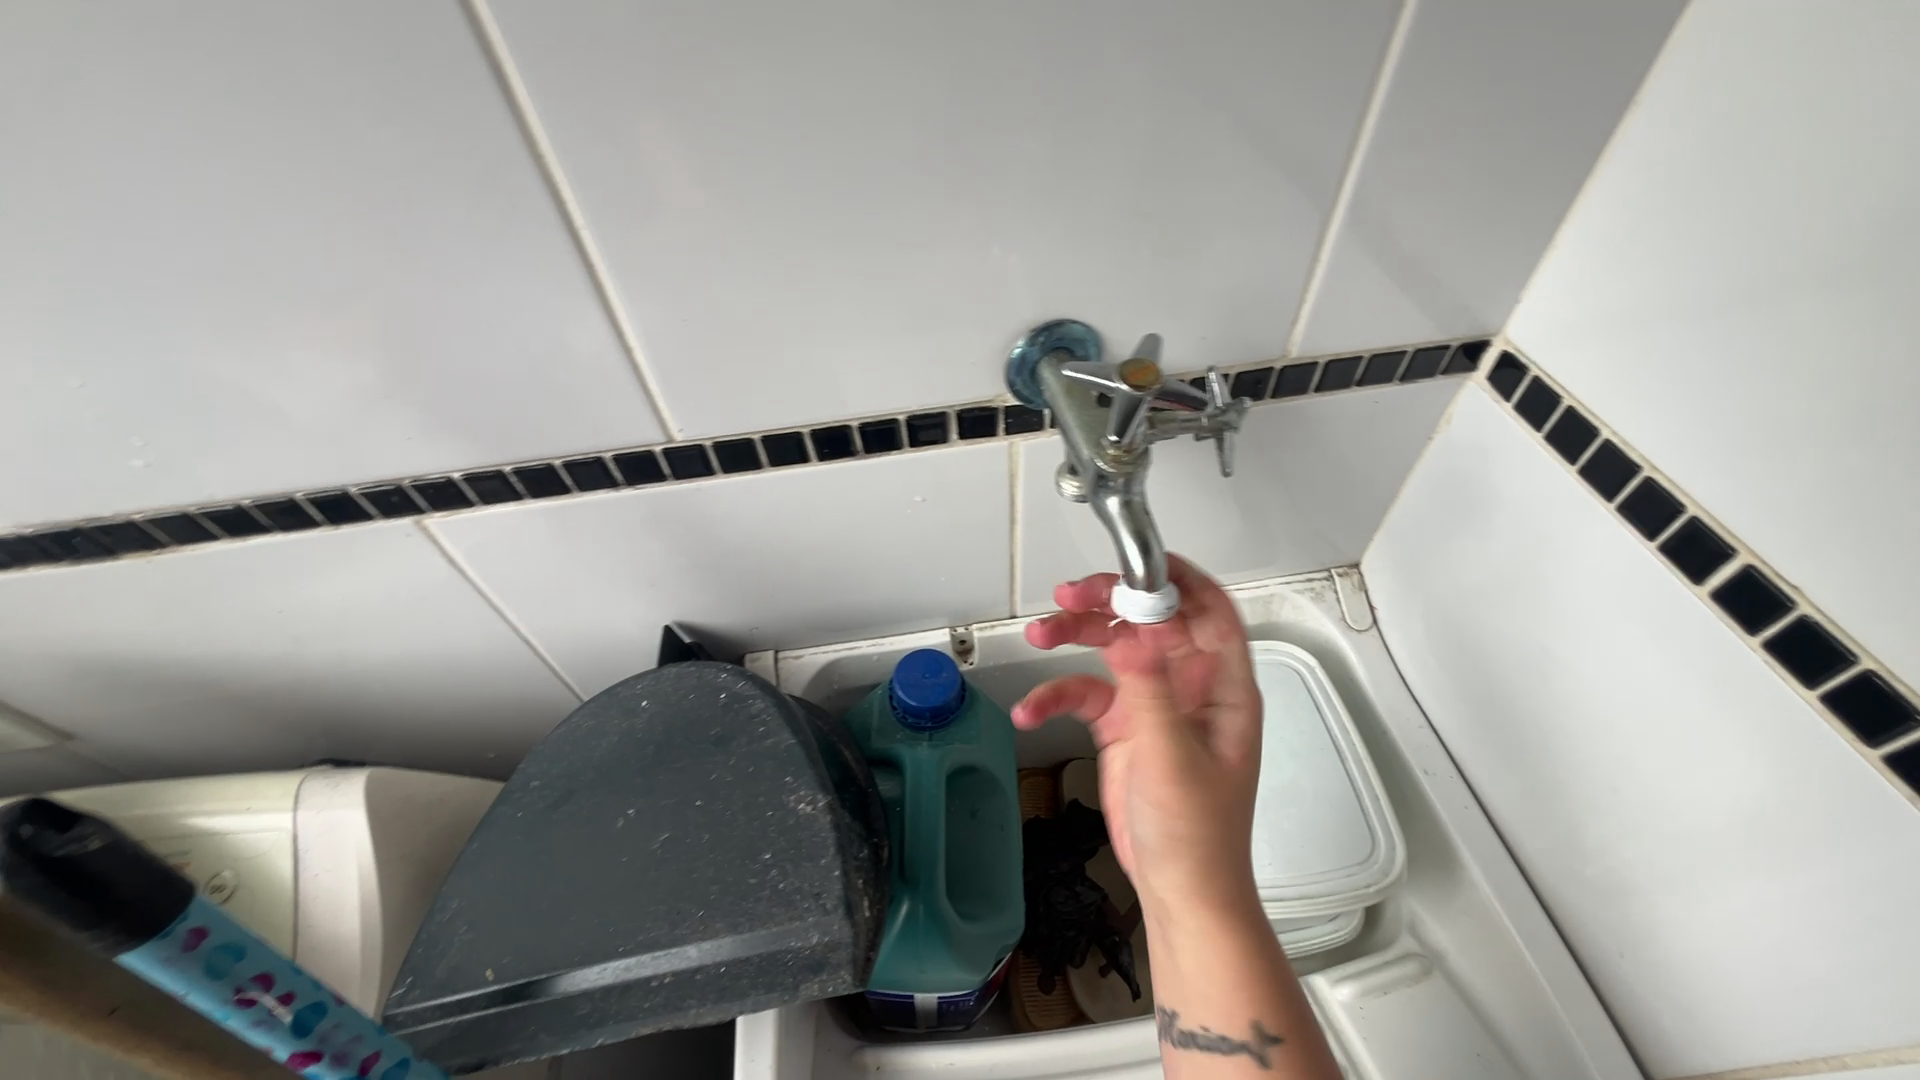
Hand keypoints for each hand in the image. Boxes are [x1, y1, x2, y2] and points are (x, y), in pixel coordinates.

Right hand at [1011, 555, 1263, 914]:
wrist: (1178, 889)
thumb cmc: (1197, 833)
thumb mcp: (1173, 756)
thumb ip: (1151, 689)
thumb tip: (1139, 631)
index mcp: (1221, 686)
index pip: (1210, 612)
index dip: (1180, 579)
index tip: (1137, 562)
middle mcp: (1189, 685)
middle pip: (1151, 621)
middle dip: (1110, 601)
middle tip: (1070, 593)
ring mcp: (1153, 703)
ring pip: (1112, 648)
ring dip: (1076, 637)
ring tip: (1039, 634)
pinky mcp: (1123, 725)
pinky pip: (1084, 692)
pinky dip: (1056, 696)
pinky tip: (1032, 712)